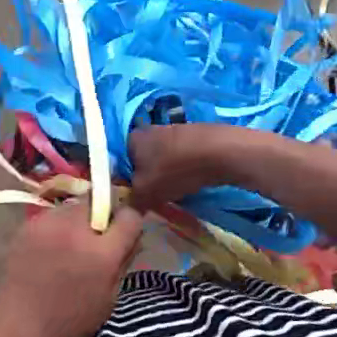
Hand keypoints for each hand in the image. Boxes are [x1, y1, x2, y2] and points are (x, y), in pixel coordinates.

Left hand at [0, 201, 145, 336]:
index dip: (130, 225)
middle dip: (102, 218)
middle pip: (99, 203)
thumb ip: (123, 262)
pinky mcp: (27, 226)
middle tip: (96, 241)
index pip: (129, 217)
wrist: (17, 329)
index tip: (124, 237)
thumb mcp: (109, 299)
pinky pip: (52, 216)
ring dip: (79, 220)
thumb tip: (132, 238)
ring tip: (71, 244)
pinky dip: (58, 226)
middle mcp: (75, 229)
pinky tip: (51, 249)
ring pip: (74, 206)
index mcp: (102, 253)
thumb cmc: (69, 325)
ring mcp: (48, 224)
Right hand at [128, 124, 256, 209]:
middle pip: (140, 161)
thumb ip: (130, 199)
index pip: (117, 163)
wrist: (219, 152)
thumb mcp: (145, 192)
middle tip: (152, 199)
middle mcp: (148, 130)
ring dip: (164, 176)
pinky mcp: (192, 137)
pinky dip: (181, 171)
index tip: (132, 198)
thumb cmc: (174, 169)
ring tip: (172, 193)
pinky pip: (179, 158)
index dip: (123, 182)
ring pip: (160, 160)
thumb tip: (126, 206)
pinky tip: (189, 182)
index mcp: (131, 138)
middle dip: (145, 179)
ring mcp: (172, 131)